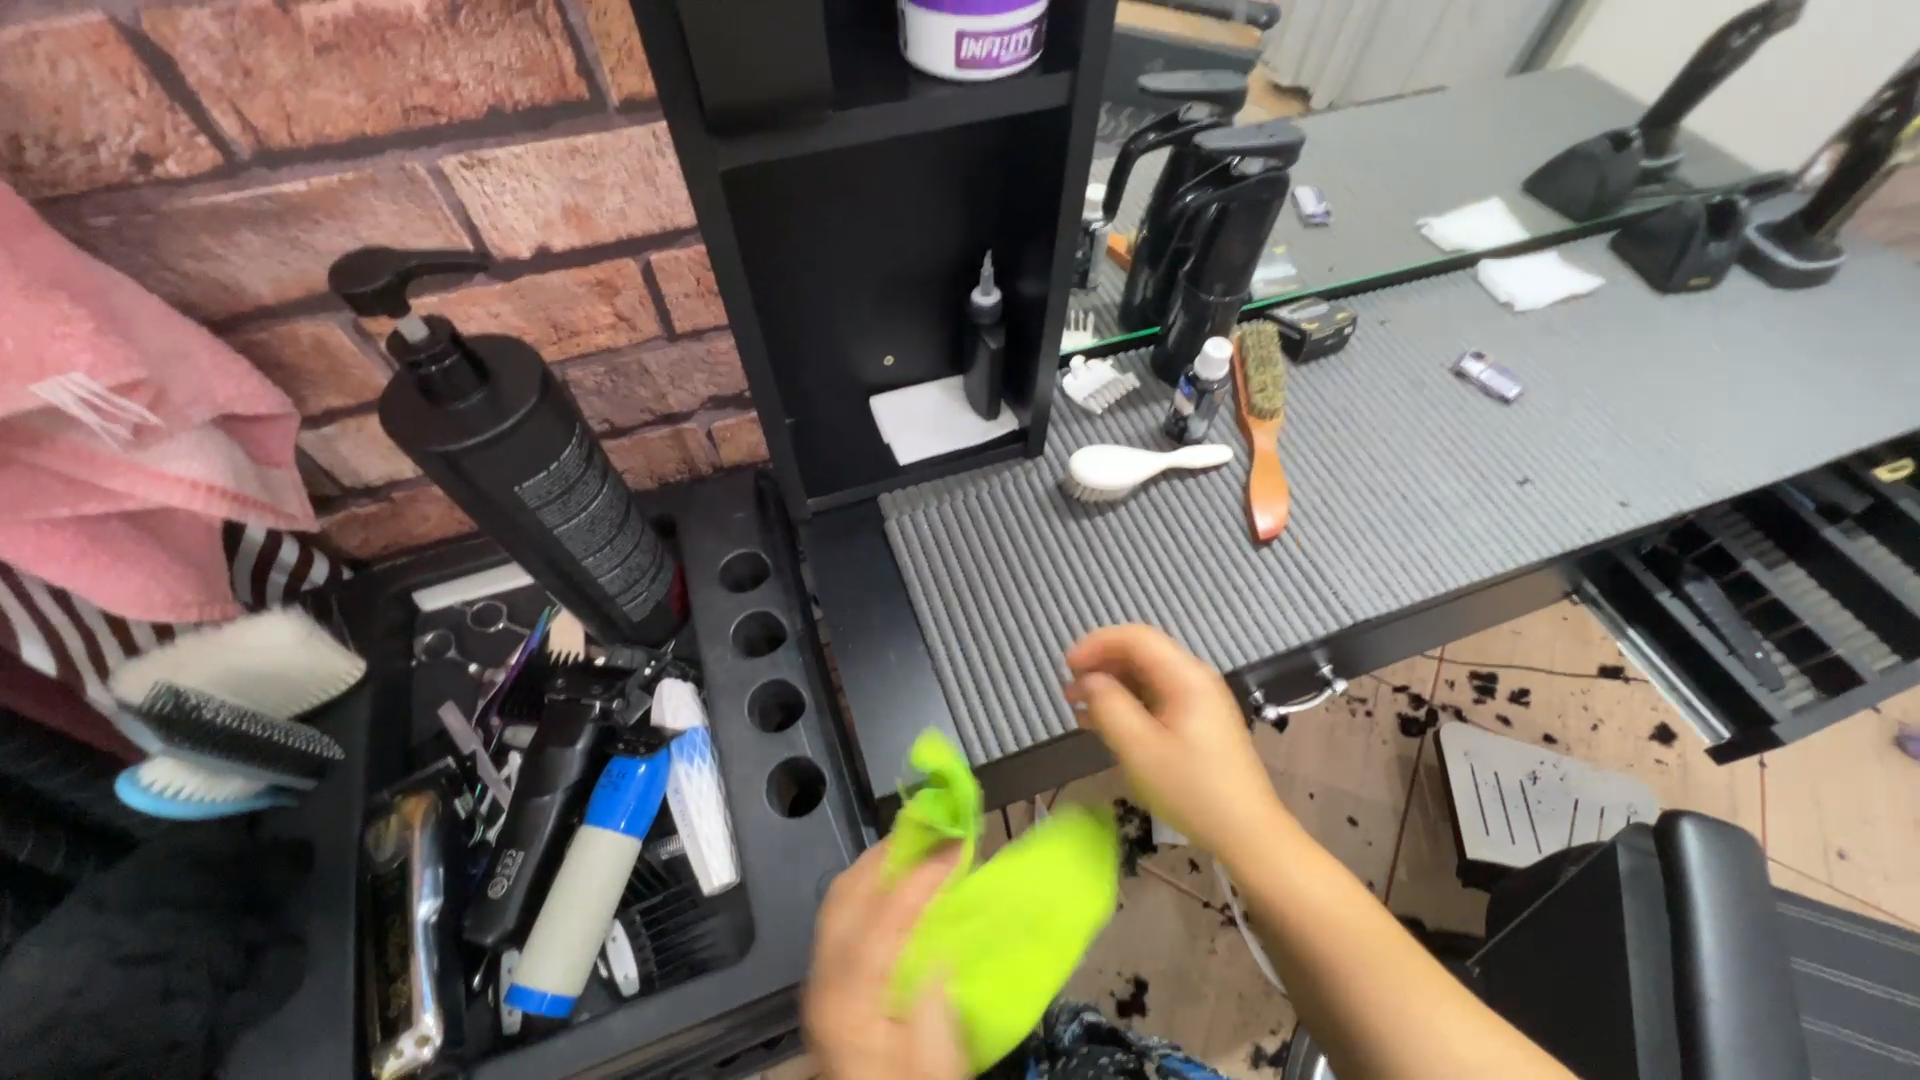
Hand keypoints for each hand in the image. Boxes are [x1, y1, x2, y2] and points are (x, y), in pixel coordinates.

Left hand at [804, 840, 964, 1079]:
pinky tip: (902, 883)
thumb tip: (935, 951)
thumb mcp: (937, 1073)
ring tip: (923, 846)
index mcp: (848, 1006)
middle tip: (937, 830)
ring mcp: (820, 981)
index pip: (880, 921)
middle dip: (890, 854)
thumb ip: (934, 1013)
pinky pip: (843, 915)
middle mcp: (823, 983)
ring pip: (839, 900)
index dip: (919, 877)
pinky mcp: (828, 982)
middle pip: (846, 896)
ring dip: (879, 866)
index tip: (957, 847)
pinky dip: (872, 887)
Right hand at [1065, 624, 1290, 866]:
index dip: (1096, 644)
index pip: (1135, 637)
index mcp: (1186, 676)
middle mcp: (1194, 678)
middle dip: (1100, 665)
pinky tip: (1102, 723)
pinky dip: (1127, 704)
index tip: (1066, 666)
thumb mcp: (1139, 749)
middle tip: (1068, 691)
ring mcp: (1198, 700)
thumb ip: (1108, 706)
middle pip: (1141, 653)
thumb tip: (1088, 680)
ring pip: (1146, 676)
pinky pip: (1155, 698)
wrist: (1247, 832)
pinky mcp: (1197, 721)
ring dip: (1110, 686)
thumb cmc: (1191, 789)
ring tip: (1078, 709)